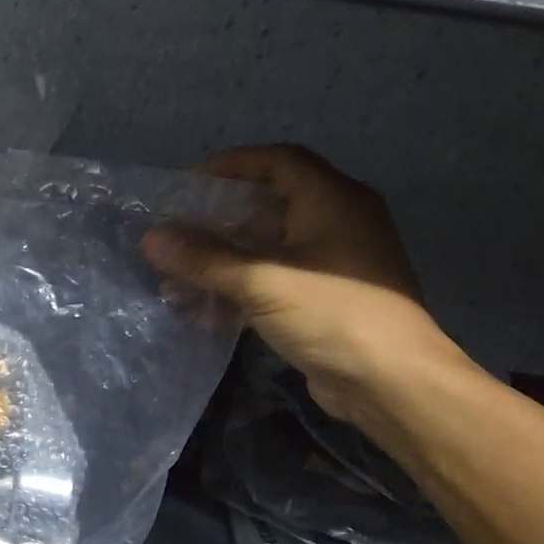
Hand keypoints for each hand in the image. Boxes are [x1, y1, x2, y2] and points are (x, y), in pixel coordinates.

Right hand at [142, 145, 465, 421]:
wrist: (393, 382)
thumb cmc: (334, 315)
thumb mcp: (262, 282)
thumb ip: (204, 259)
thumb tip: (151, 238)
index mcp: (333, 202)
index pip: (278, 162)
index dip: (230, 165)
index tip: (183, 183)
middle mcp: (336, 223)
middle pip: (266, 205)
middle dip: (214, 220)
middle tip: (171, 233)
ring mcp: (331, 262)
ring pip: (264, 247)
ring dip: (218, 260)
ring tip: (173, 279)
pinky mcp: (321, 298)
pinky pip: (270, 279)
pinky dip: (235, 287)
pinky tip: (200, 308)